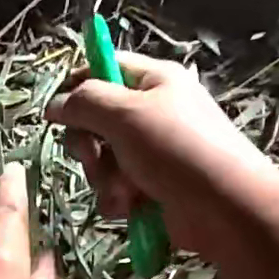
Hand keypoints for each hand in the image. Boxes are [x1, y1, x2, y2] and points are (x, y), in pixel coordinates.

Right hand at [46, 52, 278, 257]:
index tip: (57, 113)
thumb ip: (85, 103)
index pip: (104, 69)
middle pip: (94, 121)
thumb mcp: (127, 115)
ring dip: (103, 179)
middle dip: (89, 146)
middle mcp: (151, 113)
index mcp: (153, 82)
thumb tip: (54, 104)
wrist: (223, 209)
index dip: (77, 87)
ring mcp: (149, 153)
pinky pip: (114, 189)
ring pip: (101, 161)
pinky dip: (116, 199)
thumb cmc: (178, 151)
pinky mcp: (149, 188)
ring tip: (124, 190)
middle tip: (95, 158)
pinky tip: (130, 207)